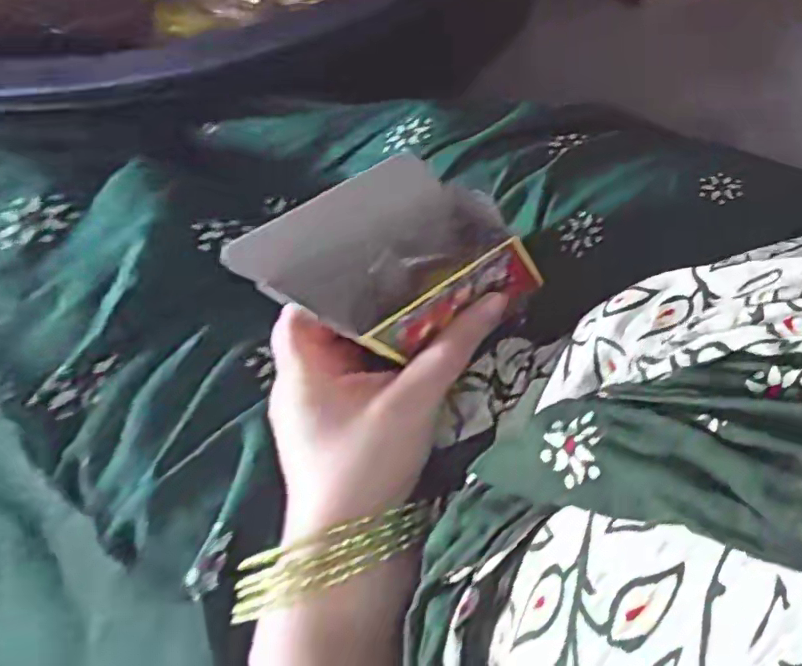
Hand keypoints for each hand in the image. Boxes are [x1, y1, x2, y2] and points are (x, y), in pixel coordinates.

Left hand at [267, 294, 509, 539]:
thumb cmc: (367, 462)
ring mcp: (327, 399)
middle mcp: (307, 379)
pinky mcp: (348, 413)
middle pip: (339, 323)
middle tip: (429, 272)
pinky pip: (372, 367)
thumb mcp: (416, 398)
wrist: (352, 541)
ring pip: (360, 346)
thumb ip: (456, 344)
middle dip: (385, 298)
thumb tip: (498, 297)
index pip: (303, 309)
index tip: (385, 260)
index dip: (337, 281)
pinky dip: (400, 350)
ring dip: (398, 325)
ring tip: (439, 296)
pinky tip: (432, 338)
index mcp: (303, 371)